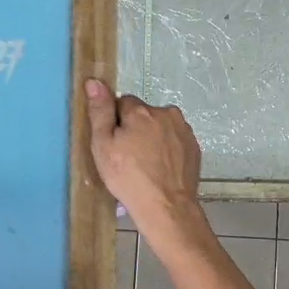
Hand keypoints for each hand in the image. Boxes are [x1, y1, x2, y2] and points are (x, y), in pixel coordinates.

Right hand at [84, 79, 204, 231]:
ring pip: (161, 127)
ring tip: (146, 166)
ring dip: (153, 138)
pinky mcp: (194, 147)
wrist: (167, 207)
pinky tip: (161, 169)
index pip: (122, 103)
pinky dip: (168, 150)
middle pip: (143, 114)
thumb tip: (94, 81)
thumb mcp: (103, 146)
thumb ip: (100, 112)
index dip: (116, 123)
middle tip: (129, 157)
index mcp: (141, 111)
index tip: (115, 144)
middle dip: (136, 129)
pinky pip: (175, 141)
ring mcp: (184, 130)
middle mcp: (166, 113)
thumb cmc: (129, 177)